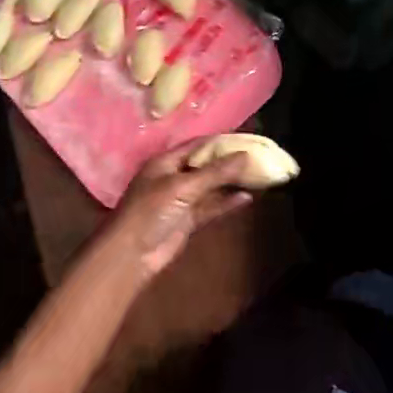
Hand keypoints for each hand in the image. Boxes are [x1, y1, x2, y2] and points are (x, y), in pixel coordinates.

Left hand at [86, 141, 254, 281]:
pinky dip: (227, 203)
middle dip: (230, 162)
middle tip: (260, 157)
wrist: (132, 253)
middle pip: (206, 165)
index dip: (221, 141)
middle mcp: (173, 177)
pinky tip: (247, 198)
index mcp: (165, 162)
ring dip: (232, 183)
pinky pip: (211, 207)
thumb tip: (245, 156)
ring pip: (211, 187)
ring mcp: (181, 200)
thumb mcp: (183, 186)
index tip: (248, 139)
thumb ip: (214, 172)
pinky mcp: (188, 220)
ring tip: (260, 176)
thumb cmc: (151, 211)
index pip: (197, 145)